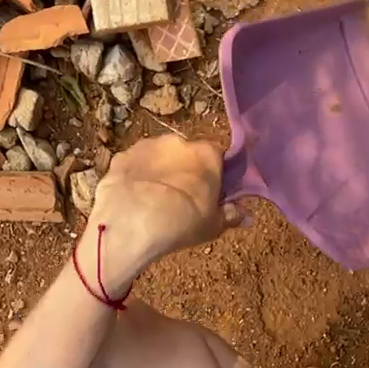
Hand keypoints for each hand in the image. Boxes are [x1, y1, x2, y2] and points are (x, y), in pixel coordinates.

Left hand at [82, 134, 240, 286]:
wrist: (133, 221)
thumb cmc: (183, 221)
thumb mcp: (213, 225)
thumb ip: (231, 216)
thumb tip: (247, 216)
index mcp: (206, 154)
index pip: (218, 155)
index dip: (215, 173)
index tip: (212, 191)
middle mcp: (178, 142)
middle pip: (187, 153)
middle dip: (186, 170)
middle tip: (184, 198)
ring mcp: (147, 146)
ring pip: (159, 156)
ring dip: (160, 171)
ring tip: (155, 200)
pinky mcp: (121, 156)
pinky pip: (134, 165)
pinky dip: (136, 177)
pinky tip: (134, 198)